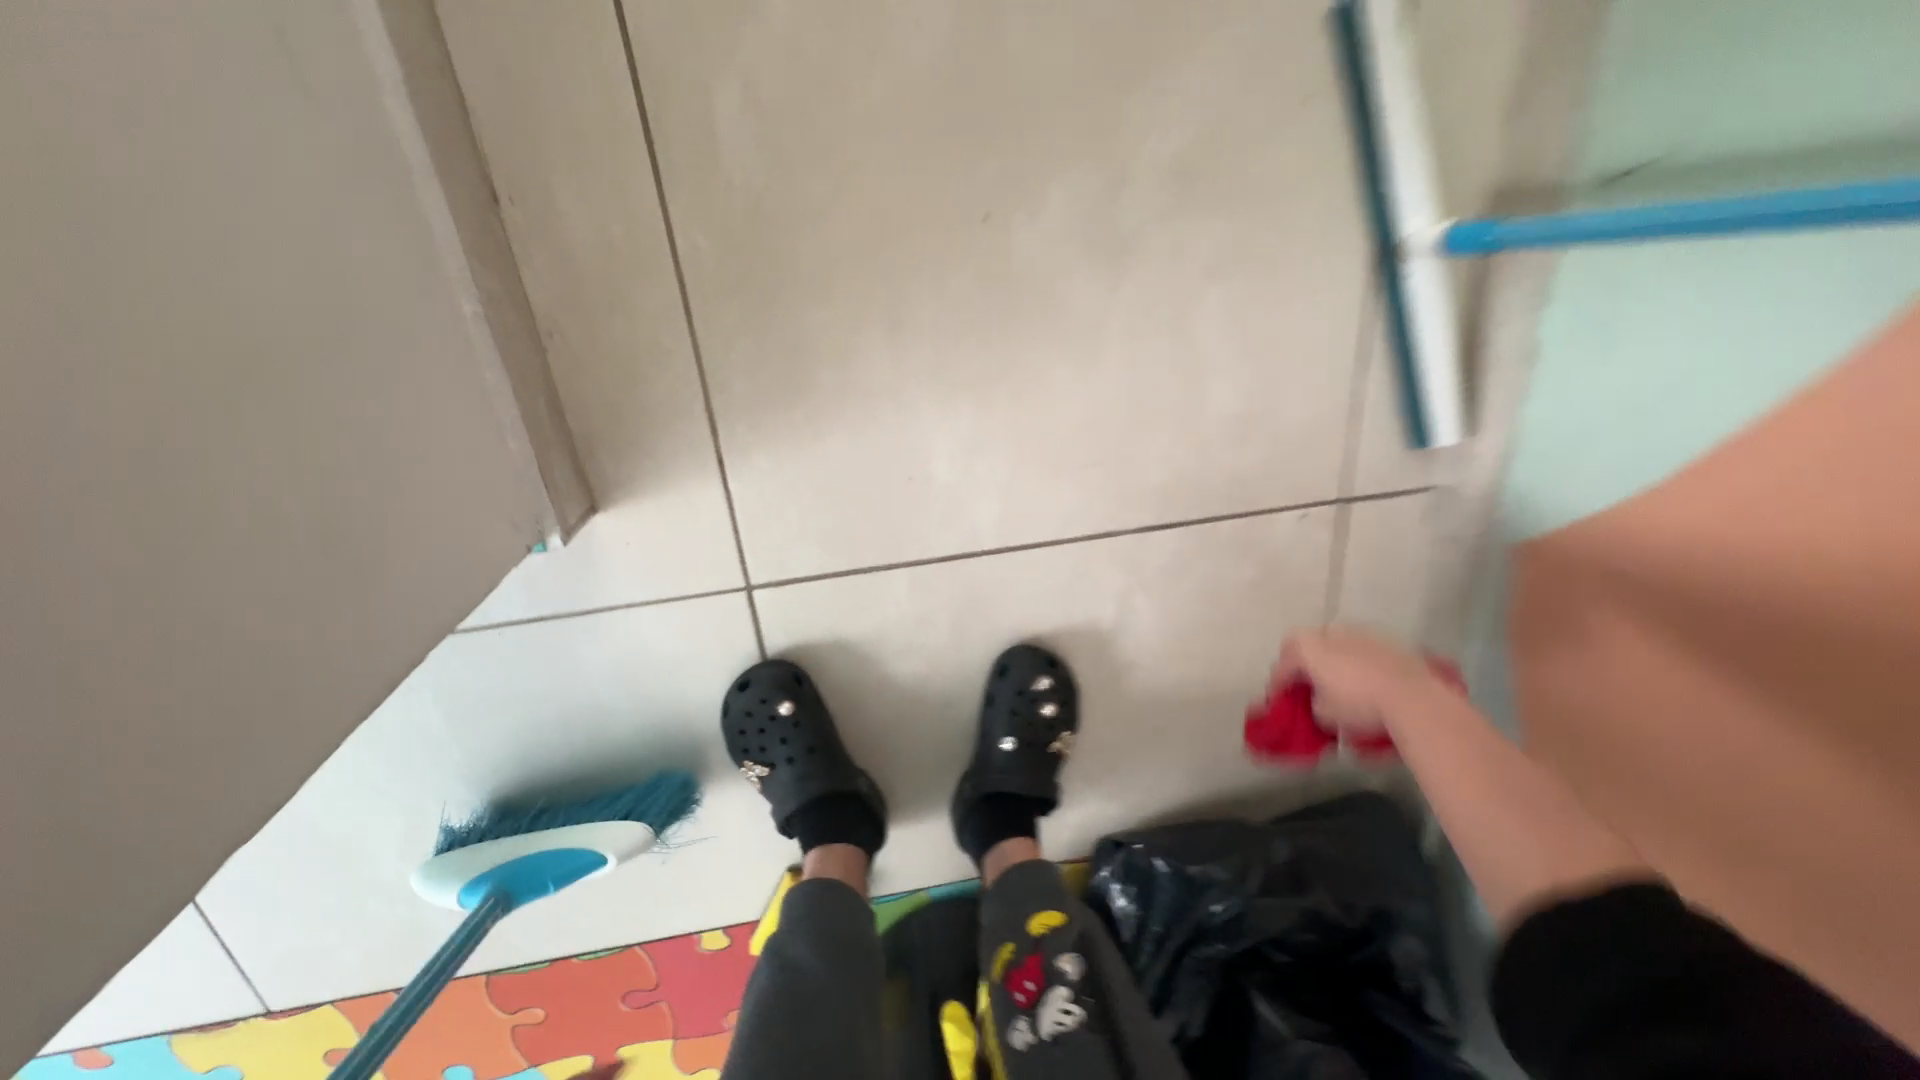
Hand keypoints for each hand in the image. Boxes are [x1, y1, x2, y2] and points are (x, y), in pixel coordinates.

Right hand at [1274, 628, 1441, 736]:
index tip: (1278, 701)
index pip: (1283, 666)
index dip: (1278, 685)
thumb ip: (1314, 702)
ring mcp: (1362, 634)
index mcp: (1308, 647)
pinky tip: (1365, 683)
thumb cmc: (1359, 705)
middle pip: (1308, 646)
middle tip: (1305, 686)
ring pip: (1337, 645)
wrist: (1414, 698)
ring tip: (1337, 684)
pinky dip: (1358, 664)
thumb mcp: (1324, 714)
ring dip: (1332, 662)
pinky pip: (1362, 652)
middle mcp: (1331, 633)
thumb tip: (1321, 700)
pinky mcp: (1389, 642)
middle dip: (1304, 665)